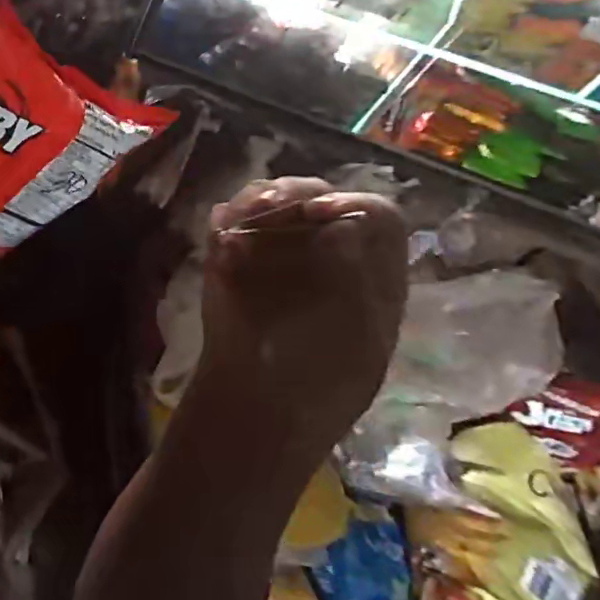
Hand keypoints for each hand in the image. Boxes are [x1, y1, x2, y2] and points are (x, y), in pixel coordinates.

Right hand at [190, 177, 407, 456]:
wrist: (262, 405)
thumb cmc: (320, 382)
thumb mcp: (360, 340)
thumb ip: (357, 282)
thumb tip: (343, 229)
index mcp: (370, 270)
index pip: (373, 214)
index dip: (353, 204)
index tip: (322, 216)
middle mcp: (324, 249)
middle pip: (318, 195)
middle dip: (297, 194)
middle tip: (273, 205)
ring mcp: (277, 247)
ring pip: (272, 198)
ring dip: (257, 199)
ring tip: (241, 217)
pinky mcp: (235, 253)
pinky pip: (231, 218)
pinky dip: (228, 216)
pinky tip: (225, 231)